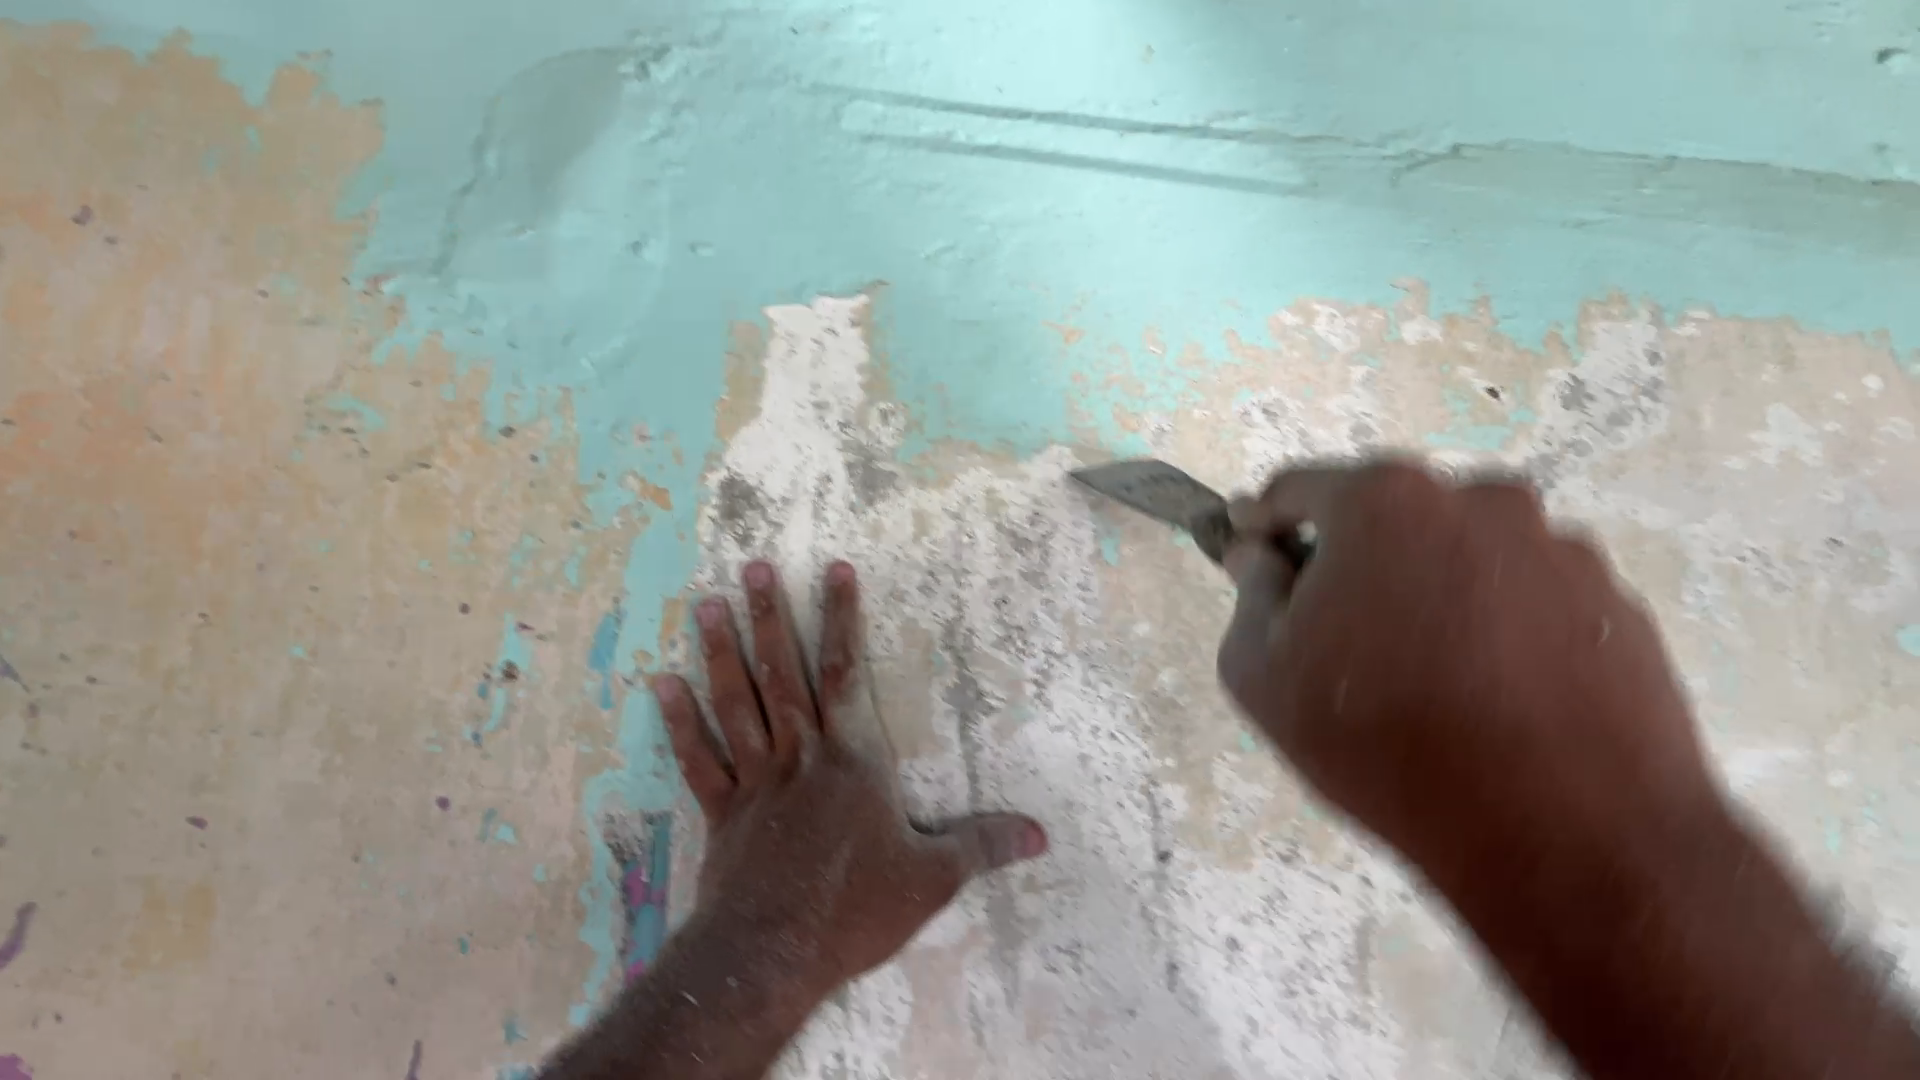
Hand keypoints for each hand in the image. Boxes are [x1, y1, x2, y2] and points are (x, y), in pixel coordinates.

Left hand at [652, 559, 1047, 993]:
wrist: (770, 956)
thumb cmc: (854, 910)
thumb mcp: (933, 879)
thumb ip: (984, 846)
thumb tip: (1042, 835)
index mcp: (852, 760)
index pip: (846, 673)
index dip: (842, 619)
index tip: (835, 570)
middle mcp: (801, 755)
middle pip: (783, 673)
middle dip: (771, 617)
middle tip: (755, 567)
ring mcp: (756, 780)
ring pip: (737, 703)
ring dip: (722, 652)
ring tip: (708, 603)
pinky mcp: (723, 811)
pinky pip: (699, 758)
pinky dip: (682, 722)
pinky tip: (663, 684)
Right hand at [1215, 460, 1719, 875]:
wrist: (1566, 836)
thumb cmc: (1381, 740)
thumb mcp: (1261, 673)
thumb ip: (1250, 594)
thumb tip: (1263, 558)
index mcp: (1383, 501)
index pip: (1297, 488)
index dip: (1262, 524)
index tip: (1250, 558)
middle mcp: (1477, 500)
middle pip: (1385, 516)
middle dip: (1349, 560)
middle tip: (1335, 635)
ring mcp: (1557, 548)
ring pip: (1457, 554)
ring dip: (1424, 590)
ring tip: (1422, 677)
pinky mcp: (1615, 601)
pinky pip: (1521, 594)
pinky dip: (1490, 623)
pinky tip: (1487, 694)